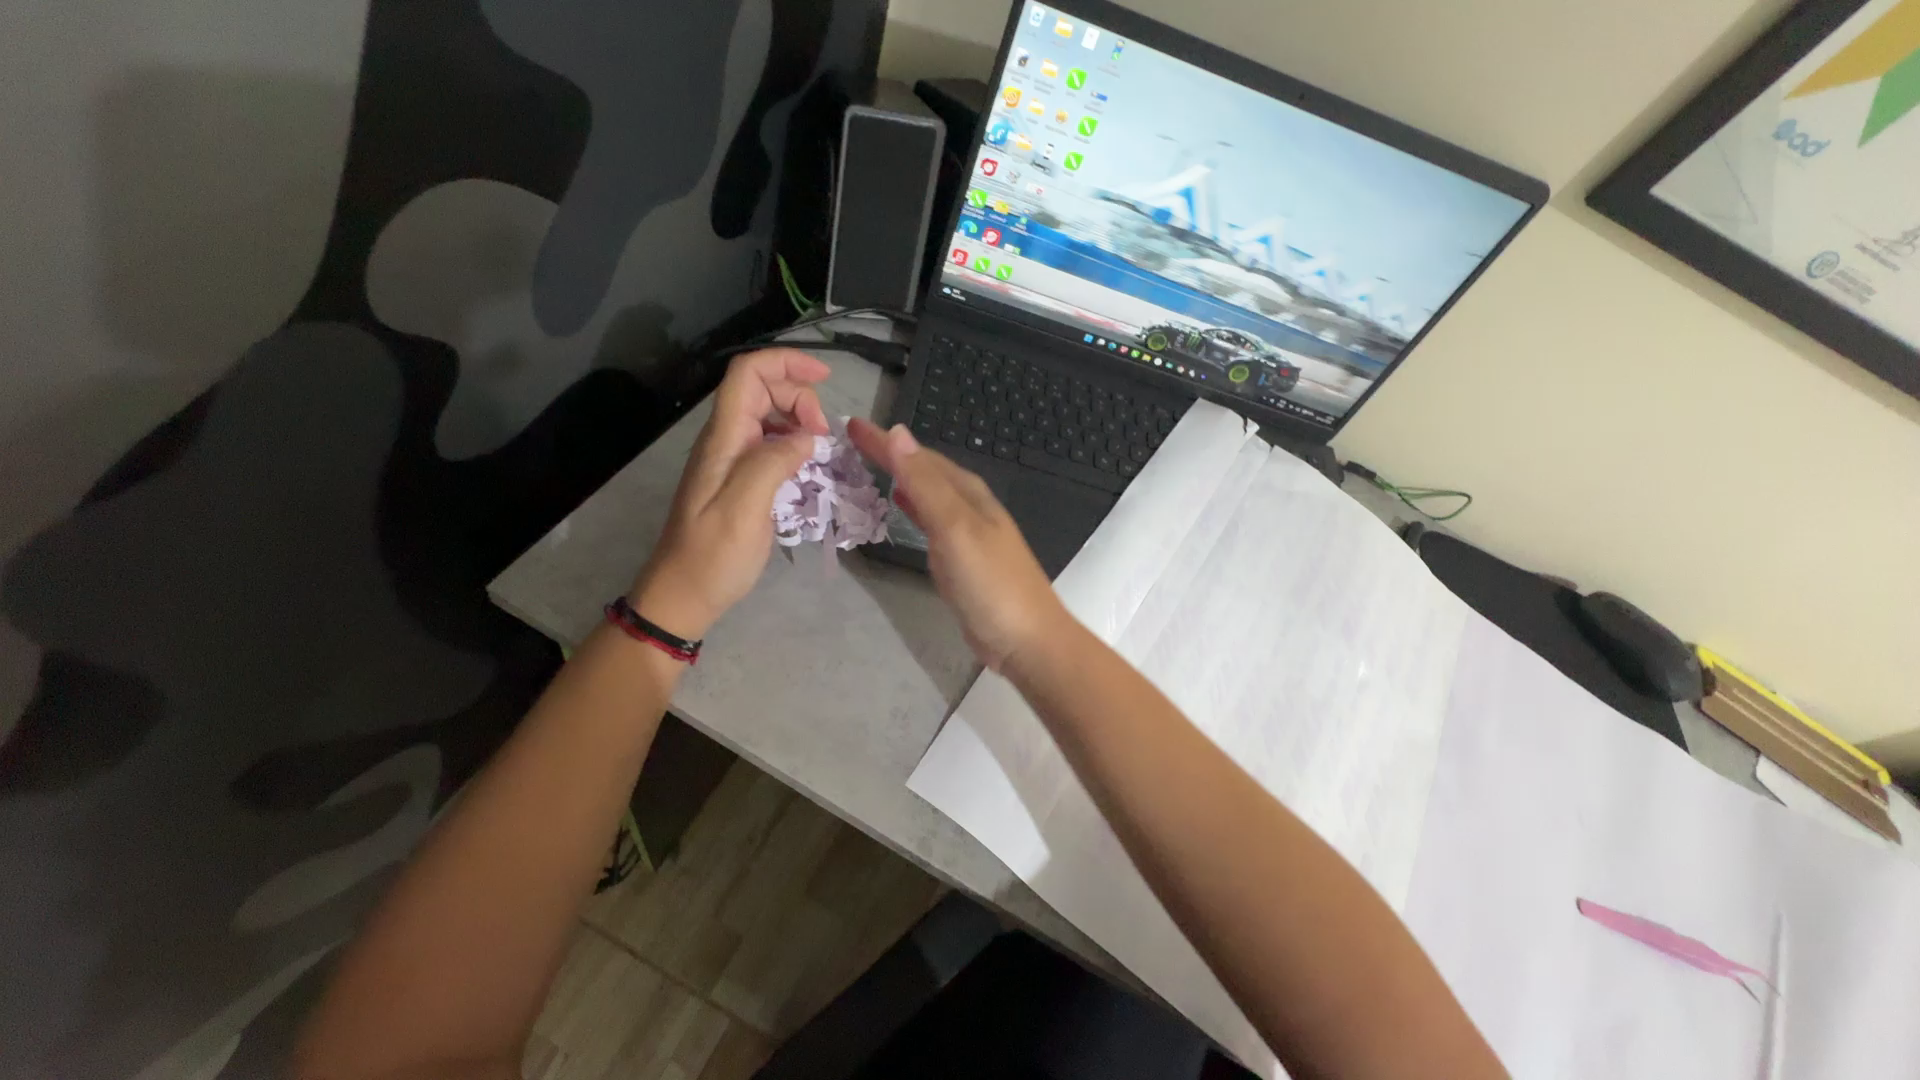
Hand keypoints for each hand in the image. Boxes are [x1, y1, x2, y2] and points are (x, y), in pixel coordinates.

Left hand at [632, 349, 830, 637]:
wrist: (682, 595)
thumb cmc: (711, 557)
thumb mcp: (744, 510)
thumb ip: (773, 463)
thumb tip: (806, 437)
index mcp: (723, 439)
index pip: (748, 373)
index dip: (786, 362)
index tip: (826, 378)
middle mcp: (725, 440)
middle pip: (762, 388)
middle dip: (800, 396)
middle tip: (824, 437)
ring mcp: (730, 460)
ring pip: (768, 416)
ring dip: (800, 421)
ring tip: (820, 452)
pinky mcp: (739, 480)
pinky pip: (769, 445)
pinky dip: (794, 445)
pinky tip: (807, 469)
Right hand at [847, 418, 1064, 670]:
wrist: (1025, 640)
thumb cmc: (990, 583)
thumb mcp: (954, 528)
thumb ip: (925, 484)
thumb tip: (898, 434)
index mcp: (969, 494)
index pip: (920, 457)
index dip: (886, 441)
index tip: (852, 426)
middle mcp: (970, 508)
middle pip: (926, 472)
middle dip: (892, 455)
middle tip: (854, 444)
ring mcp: (967, 536)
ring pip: (928, 496)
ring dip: (902, 480)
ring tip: (873, 469)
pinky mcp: (961, 562)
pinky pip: (930, 523)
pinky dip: (913, 509)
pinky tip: (903, 510)